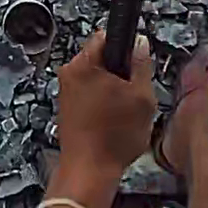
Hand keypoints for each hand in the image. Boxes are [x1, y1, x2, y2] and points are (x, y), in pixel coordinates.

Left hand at [55, 31, 157, 191]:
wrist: (89, 172)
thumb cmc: (113, 137)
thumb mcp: (141, 97)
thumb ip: (142, 65)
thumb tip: (139, 43)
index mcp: (83, 64)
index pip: (104, 36)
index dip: (125, 45)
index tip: (136, 58)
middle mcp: (69, 74)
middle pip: (100, 58)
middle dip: (119, 71)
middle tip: (134, 91)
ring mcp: (65, 92)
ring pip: (95, 77)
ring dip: (111, 88)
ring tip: (125, 110)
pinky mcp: (66, 108)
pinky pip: (88, 94)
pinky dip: (102, 102)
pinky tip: (113, 120)